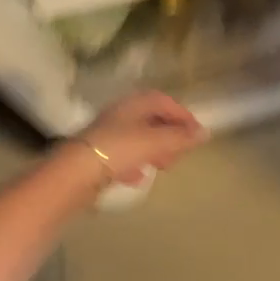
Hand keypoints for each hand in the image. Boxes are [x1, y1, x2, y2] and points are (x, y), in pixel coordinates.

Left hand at [74, 91, 208, 185]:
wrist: (76, 173)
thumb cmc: (118, 149)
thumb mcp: (154, 142)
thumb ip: (179, 138)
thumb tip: (204, 133)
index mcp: (133, 105)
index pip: (162, 101)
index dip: (182, 114)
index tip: (196, 133)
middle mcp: (118, 115)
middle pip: (150, 119)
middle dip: (168, 135)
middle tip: (180, 153)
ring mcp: (106, 135)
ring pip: (136, 138)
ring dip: (153, 150)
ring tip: (163, 167)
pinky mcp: (96, 155)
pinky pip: (121, 156)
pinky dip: (134, 165)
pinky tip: (138, 179)